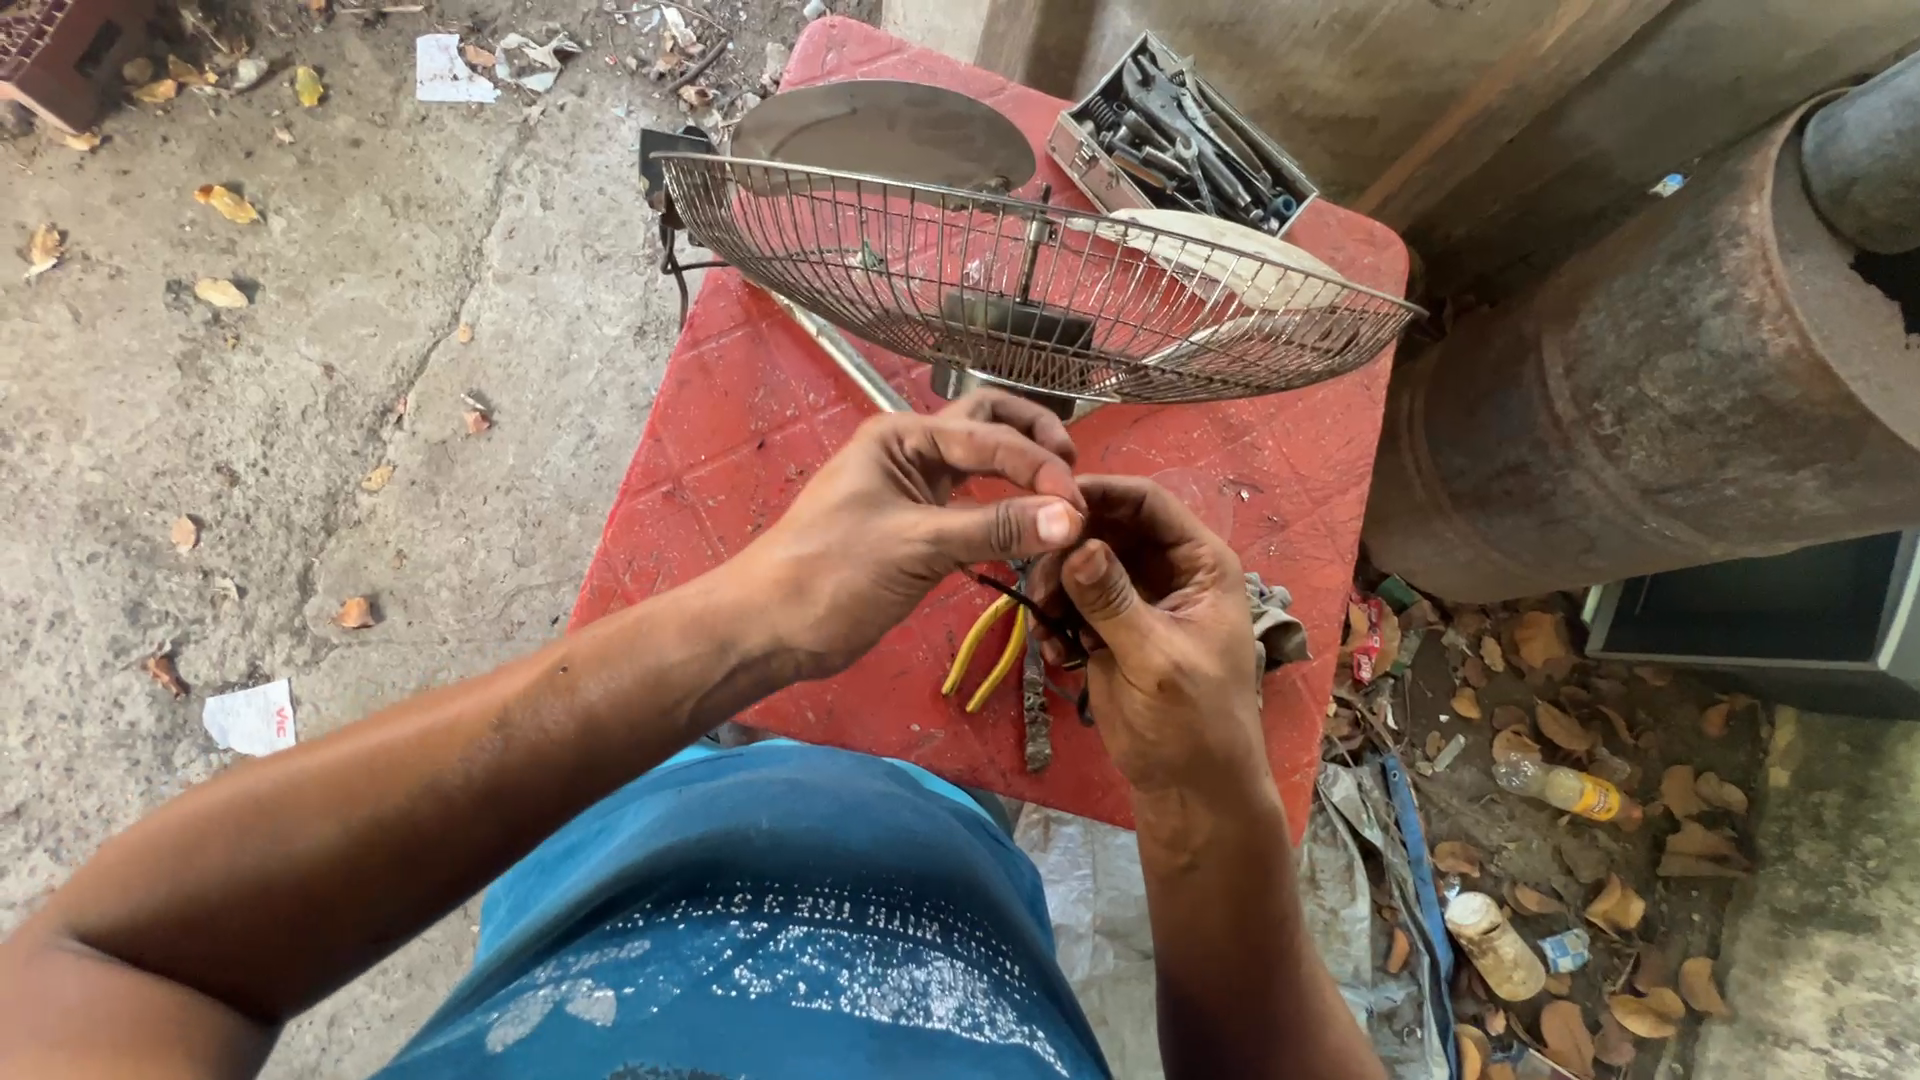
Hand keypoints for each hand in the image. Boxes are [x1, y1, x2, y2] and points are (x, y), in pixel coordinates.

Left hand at [728, 389, 1086, 679]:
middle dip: (1032, 439)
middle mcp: (911, 452)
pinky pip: (973, 508)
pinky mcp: (919, 528)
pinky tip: (1031, 528)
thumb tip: (1072, 518)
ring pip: (981, 466)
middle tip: (1072, 471)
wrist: (773, 628)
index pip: (988, 436)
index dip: (1037, 468)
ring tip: (1063, 496)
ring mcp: (915, 490)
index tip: (1077, 506)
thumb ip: (994, 528)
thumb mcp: (915, 545)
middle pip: (986, 425)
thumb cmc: (831, 574)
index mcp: (902, 436)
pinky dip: (1004, 512)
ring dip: (1021, 473)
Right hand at [1030, 476, 1269, 802]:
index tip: (1048, 505)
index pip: (1148, 503)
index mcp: (1199, 563)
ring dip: (1054, 589)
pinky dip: (1055, 620)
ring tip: (1048, 629)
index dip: (1101, 494)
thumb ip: (1114, 601)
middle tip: (1038, 585)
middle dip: (1067, 551)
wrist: (1188, 788)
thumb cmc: (1193, 723)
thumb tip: (1077, 547)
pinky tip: (1057, 654)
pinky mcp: (1107, 626)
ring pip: (1080, 563)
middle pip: (1105, 528)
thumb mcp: (1156, 660)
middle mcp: (1166, 569)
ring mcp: (1133, 598)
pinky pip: (1070, 601)